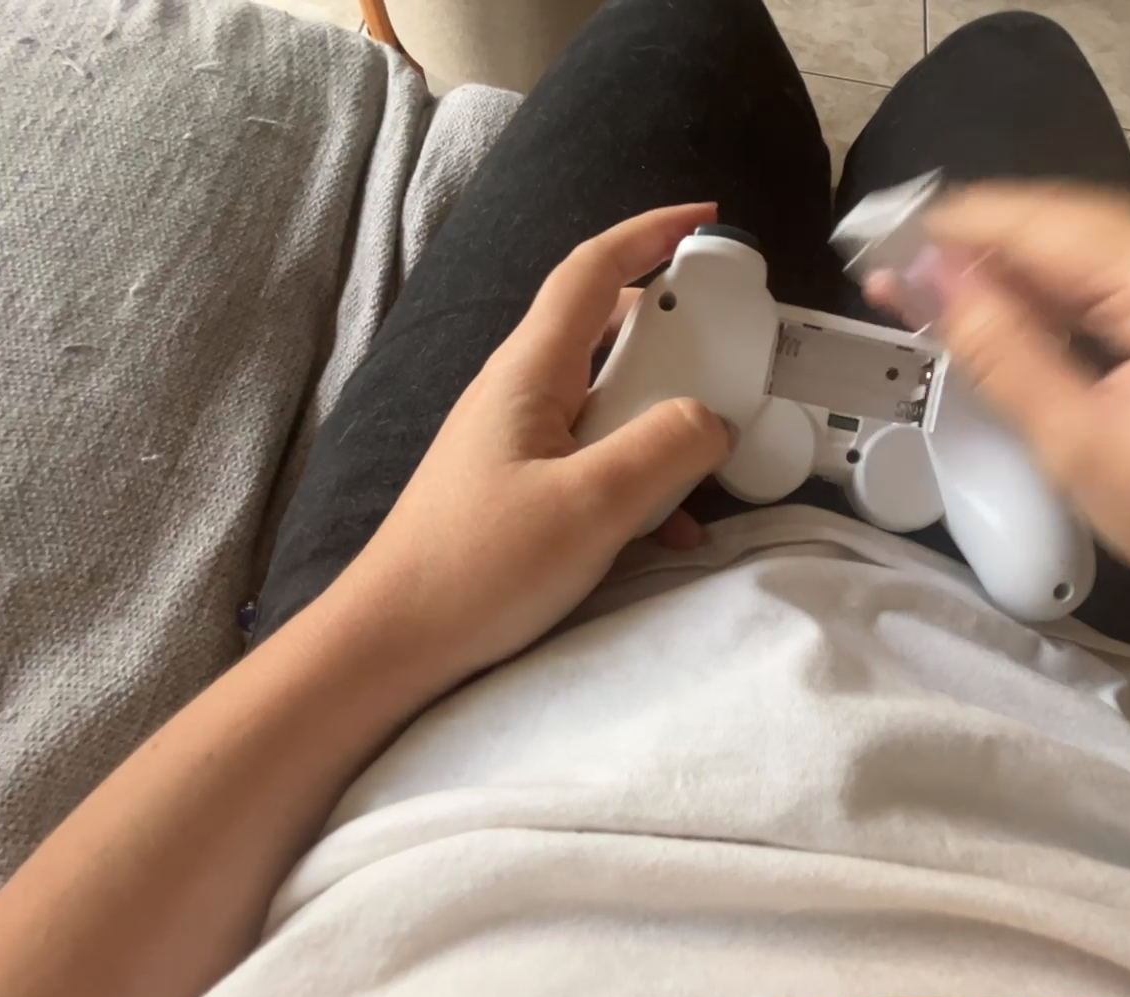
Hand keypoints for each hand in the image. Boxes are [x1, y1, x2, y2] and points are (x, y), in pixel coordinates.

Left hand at [332, 204, 733, 681]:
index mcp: (532, 373)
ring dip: (665, 425)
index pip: (592, 271)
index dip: (649, 233)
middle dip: (676, 342)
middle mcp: (526, 394)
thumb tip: (713, 421)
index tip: (706, 221)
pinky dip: (643, 481)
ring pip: (614, 406)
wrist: (399, 642)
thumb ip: (664, 449)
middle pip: (612, 337)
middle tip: (730, 364)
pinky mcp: (530, 487)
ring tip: (711, 460)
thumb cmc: (481, 566)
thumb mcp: (590, 505)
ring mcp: (526, 443)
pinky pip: (602, 462)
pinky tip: (674, 530)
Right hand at [919, 184, 1129, 647]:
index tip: (893, 240)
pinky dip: (1080, 304)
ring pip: (1108, 258)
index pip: (1052, 225)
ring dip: (1029, 285)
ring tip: (951, 307)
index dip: (964, 230)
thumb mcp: (1080, 448)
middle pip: (1080, 235)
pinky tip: (1025, 322)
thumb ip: (1002, 353)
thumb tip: (934, 284)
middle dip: (990, 263)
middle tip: (907, 288)